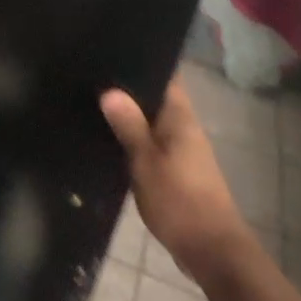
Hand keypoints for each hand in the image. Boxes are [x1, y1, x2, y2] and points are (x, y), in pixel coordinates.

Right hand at [101, 75, 259, 285]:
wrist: (211, 250)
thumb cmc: (180, 202)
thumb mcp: (146, 162)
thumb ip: (129, 126)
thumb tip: (110, 90)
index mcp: (181, 119)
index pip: (166, 76)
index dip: (144, 61)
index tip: (112, 51)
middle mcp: (185, 129)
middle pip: (157, 99)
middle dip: (129, 89)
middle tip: (90, 77)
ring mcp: (183, 151)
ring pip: (152, 123)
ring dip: (129, 116)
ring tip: (91, 105)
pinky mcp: (176, 172)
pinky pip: (152, 144)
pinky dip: (133, 140)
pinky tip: (108, 142)